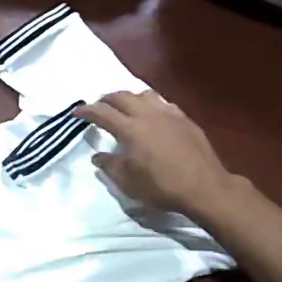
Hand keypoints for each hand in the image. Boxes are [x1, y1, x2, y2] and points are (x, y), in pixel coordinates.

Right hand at [75, 91, 238, 214]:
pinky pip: (163, 103)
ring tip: (125, 106)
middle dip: (106, 99)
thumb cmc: (162, 187)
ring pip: (144, 94)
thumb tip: (98, 156)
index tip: (77, 112)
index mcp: (131, 130)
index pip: (103, 113)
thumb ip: (111, 166)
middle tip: (99, 106)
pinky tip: (153, 114)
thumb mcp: (129, 182)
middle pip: (122, 97)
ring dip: (130, 97)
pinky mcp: (185, 119)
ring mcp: (169, 114)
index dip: (87, 111)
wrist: (204, 187)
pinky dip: (151, 104)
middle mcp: (148, 115)